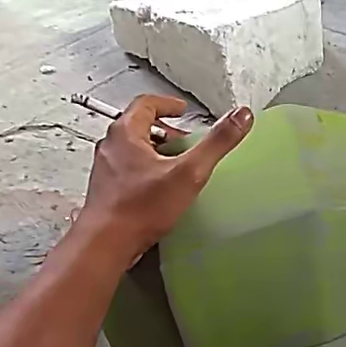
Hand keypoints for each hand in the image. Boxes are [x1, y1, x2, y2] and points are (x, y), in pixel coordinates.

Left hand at [77, 94, 251, 264]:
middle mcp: (111, 148)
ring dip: (156, 154)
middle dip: (166, 132)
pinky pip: (128, 174)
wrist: (107, 243)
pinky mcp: (107, 192)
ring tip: (177, 168)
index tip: (181, 109)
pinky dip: (146, 174)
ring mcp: (106, 171)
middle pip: (139, 128)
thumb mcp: (188, 172)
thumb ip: (216, 143)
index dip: (167, 104)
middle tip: (185, 143)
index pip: (146, 104)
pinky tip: (161, 192)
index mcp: (125, 133)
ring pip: (133, 152)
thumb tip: (239, 117)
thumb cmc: (139, 208)